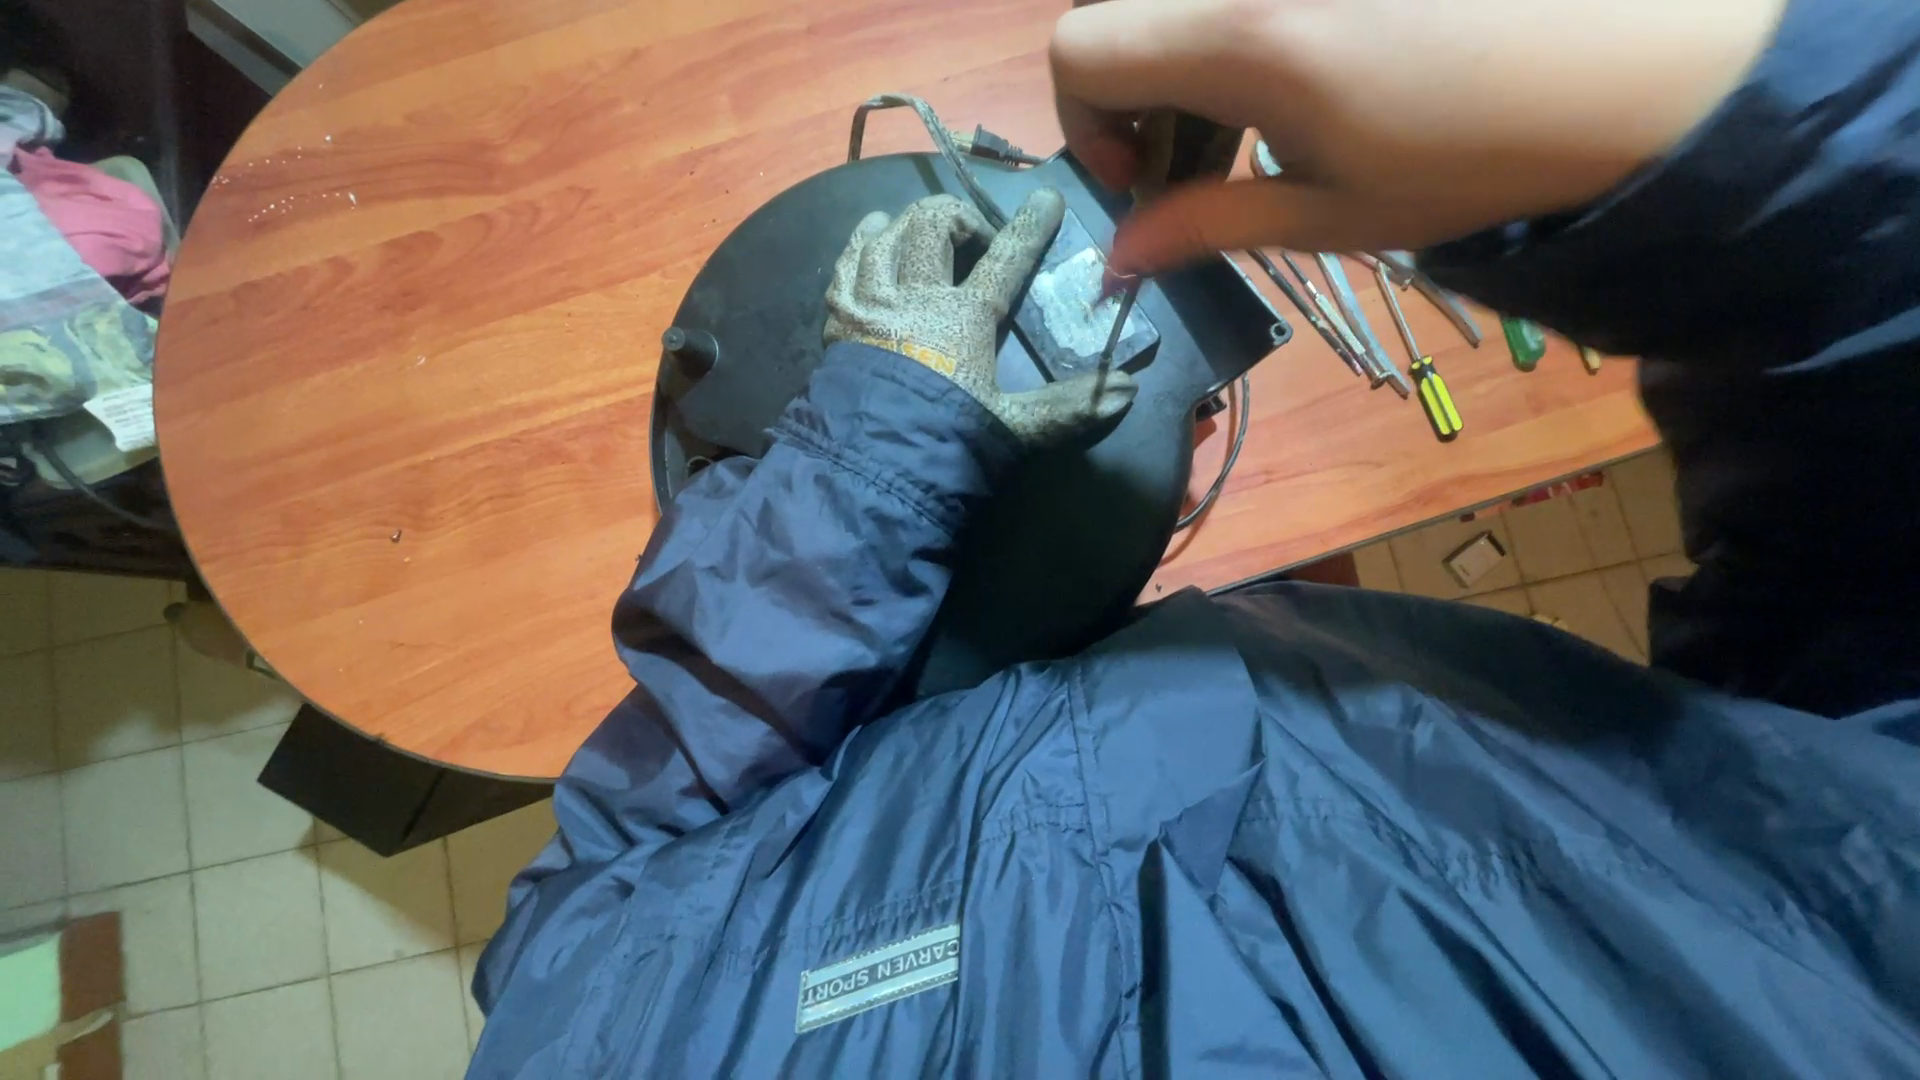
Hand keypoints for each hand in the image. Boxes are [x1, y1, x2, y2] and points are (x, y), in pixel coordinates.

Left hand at [825, 189, 1136, 444]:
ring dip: (908, 225)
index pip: (1004, 259)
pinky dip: (862, 244)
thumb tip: (1128, 390)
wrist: (870, 467)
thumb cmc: (945, 441)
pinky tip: (873, 239)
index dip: (1029, 227)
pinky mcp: (838, 319)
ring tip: (923, 236)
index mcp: (962, 319)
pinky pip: (846, 262)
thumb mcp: (1013, 427)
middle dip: (957, 219)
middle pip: (931, 226)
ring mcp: (870, 303)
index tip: (1046, 199)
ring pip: (885, 234)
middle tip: (972, 242)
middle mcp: (913, 297)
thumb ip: (1068, 407)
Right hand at [1050, 0, 1786, 275]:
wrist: (1637, 63)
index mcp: (1244, 38)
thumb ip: (1202, 225)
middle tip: (1191, 152)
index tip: (1140, 172)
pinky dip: (1229, 29)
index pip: (1080, 48)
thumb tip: (1116, 259)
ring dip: (1179, 60)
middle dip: (1128, 93)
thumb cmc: (1469, 159)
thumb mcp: (1323, 215)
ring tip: (1248, 119)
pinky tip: (1289, 70)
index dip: (1083, 120)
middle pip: (1117, 8)